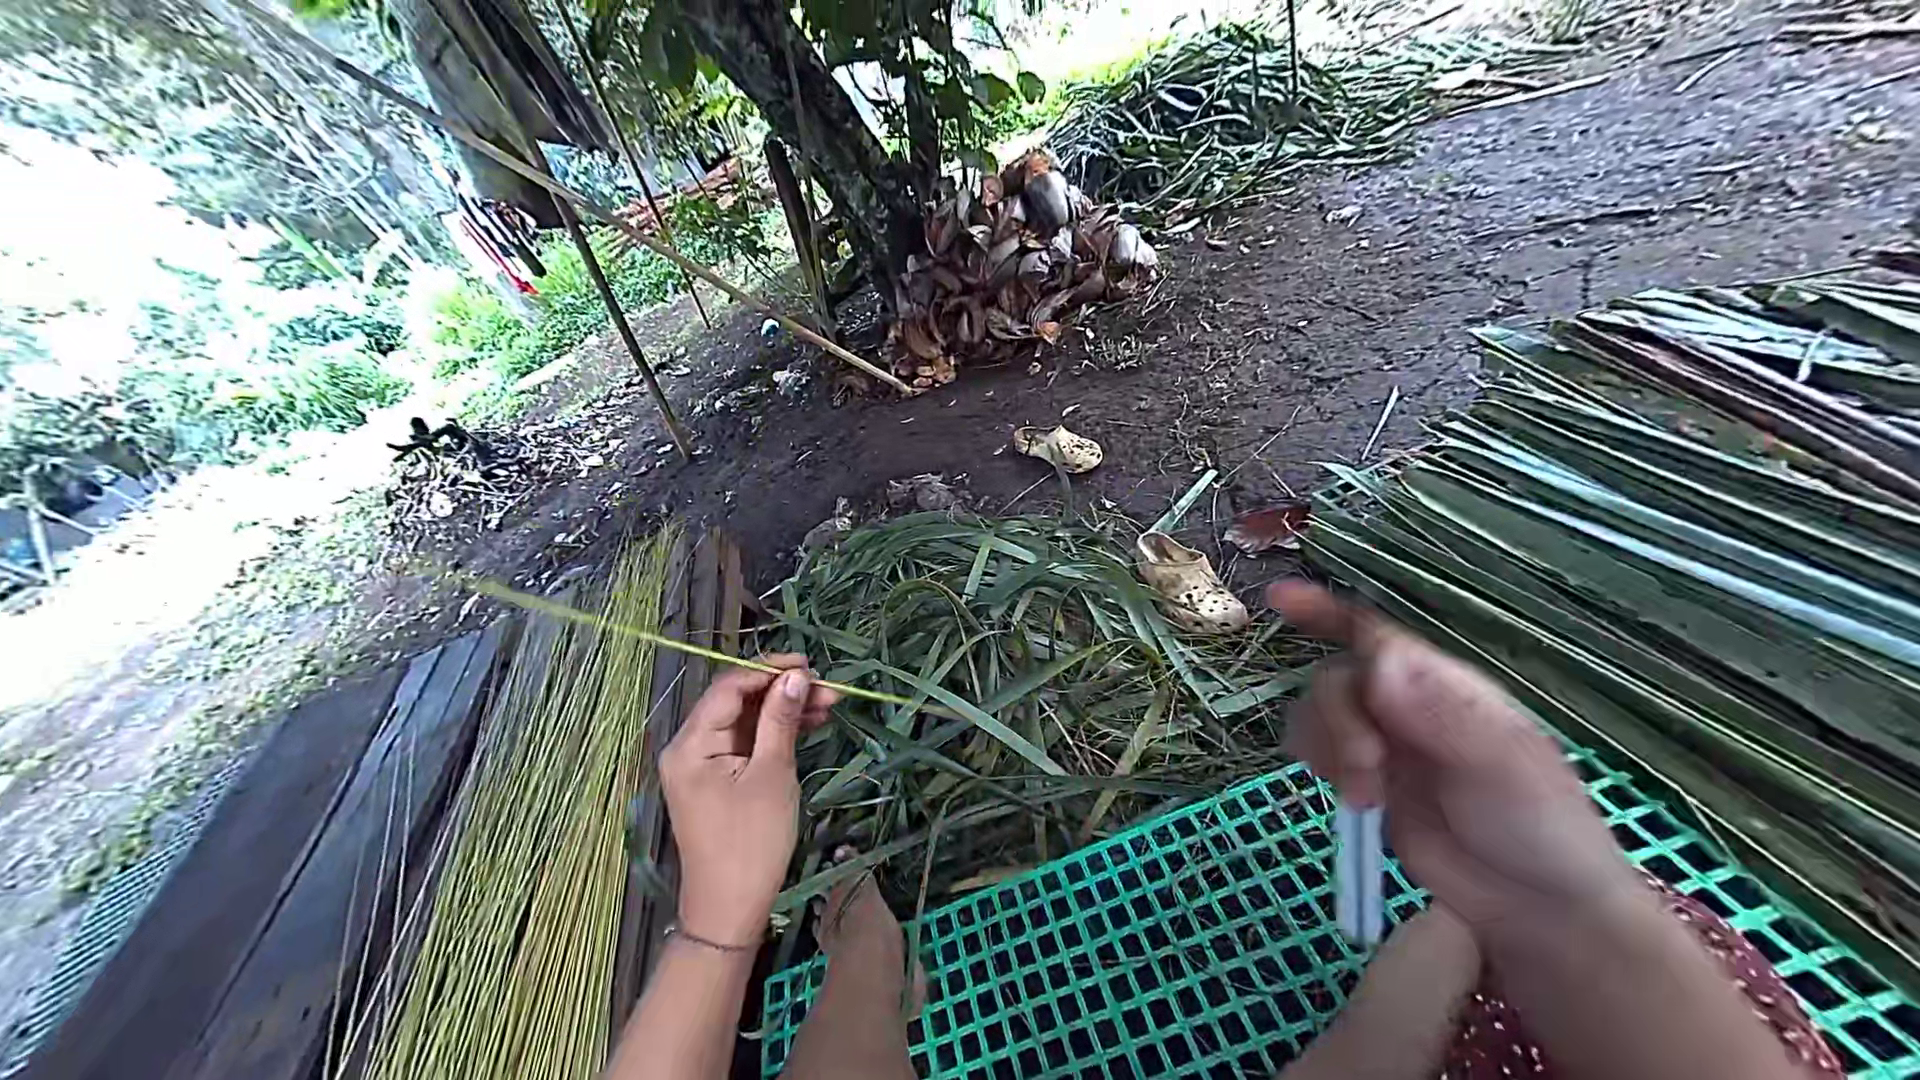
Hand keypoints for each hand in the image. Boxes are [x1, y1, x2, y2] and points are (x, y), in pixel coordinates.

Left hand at [660, 654, 839, 945]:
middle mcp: (691, 746)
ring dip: (786, 709)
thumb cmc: (752, 841)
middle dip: (784, 690)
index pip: (730, 686)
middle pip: (740, 700)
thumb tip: (797, 675)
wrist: (732, 909)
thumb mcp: (773, 773)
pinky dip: (778, 731)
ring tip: (830, 704)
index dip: (770, 670)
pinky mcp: (720, 776)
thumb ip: (781, 718)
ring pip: (748, 719)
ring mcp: (704, 762)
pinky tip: (812, 723)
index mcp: (691, 743)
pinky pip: (749, 740)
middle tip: (828, 688)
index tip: (810, 666)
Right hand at [1270, 582, 1639, 931]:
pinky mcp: (1356, 773)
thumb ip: (1442, 714)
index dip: (1325, 610)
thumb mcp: (1506, 768)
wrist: (1531, 907)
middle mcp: (1400, 702)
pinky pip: (1309, 747)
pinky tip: (1350, 794)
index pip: (1374, 634)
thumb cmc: (1541, 828)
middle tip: (1368, 767)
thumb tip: (1379, 664)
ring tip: (1367, 797)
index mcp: (1440, 685)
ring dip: (1327, 749)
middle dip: (1339, 720)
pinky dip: (1316, 763)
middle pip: (1335, 680)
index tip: (1279, 598)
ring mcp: (1376, 738)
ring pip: (1314, 712)